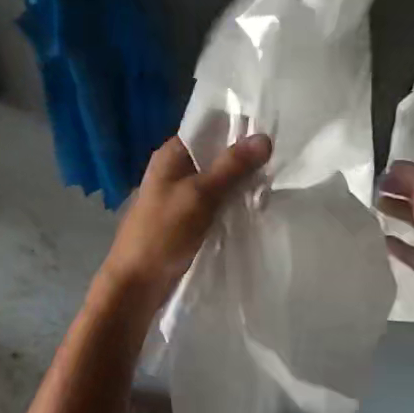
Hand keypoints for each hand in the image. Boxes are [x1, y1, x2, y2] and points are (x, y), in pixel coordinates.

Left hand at [98, 133, 272, 306]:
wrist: (136, 284)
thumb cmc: (162, 235)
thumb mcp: (199, 196)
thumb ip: (231, 167)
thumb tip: (264, 137)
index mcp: (171, 156)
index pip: (208, 128)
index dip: (237, 128)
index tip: (271, 134)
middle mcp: (174, 171)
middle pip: (215, 156)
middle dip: (243, 161)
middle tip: (277, 167)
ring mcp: (179, 197)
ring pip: (217, 183)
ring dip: (240, 187)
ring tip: (270, 189)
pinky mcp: (186, 221)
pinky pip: (215, 206)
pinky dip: (231, 207)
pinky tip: (253, 211)